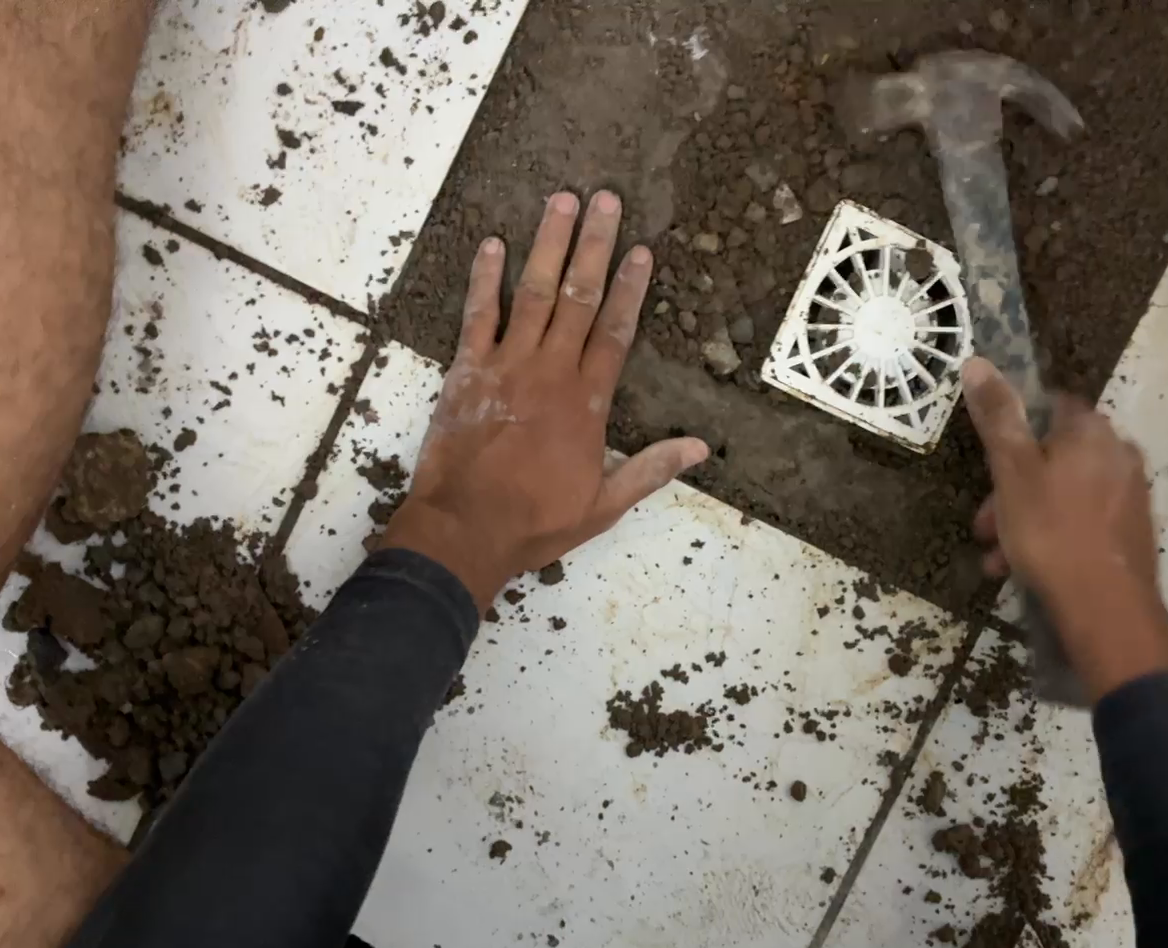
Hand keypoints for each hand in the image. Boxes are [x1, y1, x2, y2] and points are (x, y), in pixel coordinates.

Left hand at [383, 191, 708, 605]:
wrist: (466, 529)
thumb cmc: (537, 521)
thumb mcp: (604, 505)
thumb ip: (650, 470)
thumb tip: (702, 448)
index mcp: (586, 402)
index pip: (615, 332)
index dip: (631, 290)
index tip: (641, 251)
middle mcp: (550, 371)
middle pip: (578, 298)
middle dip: (594, 247)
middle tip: (606, 199)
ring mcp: (506, 365)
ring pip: (532, 293)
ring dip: (547, 245)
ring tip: (561, 200)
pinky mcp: (466, 371)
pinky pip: (477, 316)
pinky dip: (484, 279)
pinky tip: (492, 244)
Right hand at [963, 358, 1167, 698]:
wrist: (1105, 605)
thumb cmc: (1051, 530)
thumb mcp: (1011, 471)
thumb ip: (996, 417)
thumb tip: (977, 361)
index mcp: (1091, 432)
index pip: (1051, 404)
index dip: (1015, 425)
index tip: (990, 456)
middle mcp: (1118, 454)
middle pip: (1051, 455)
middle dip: (1009, 486)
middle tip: (984, 521)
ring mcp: (1128, 494)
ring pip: (1061, 492)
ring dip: (1021, 516)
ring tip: (997, 554)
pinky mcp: (1129, 530)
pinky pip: (1078, 519)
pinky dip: (1048, 534)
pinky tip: (1023, 565)